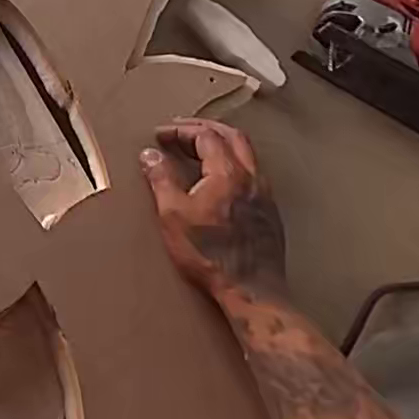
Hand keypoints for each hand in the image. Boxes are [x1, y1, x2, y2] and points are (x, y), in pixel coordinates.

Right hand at [138, 119, 285, 294]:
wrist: (249, 290)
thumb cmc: (209, 254)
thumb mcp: (172, 214)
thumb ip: (161, 179)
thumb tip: (150, 155)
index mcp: (228, 174)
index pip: (206, 136)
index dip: (180, 131)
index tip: (161, 135)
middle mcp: (252, 178)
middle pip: (232, 136)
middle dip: (204, 128)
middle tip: (180, 130)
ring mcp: (264, 195)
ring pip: (246, 153)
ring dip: (220, 143)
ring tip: (196, 149)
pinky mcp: (269, 211)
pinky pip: (252, 172)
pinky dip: (231, 162)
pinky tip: (217, 177)